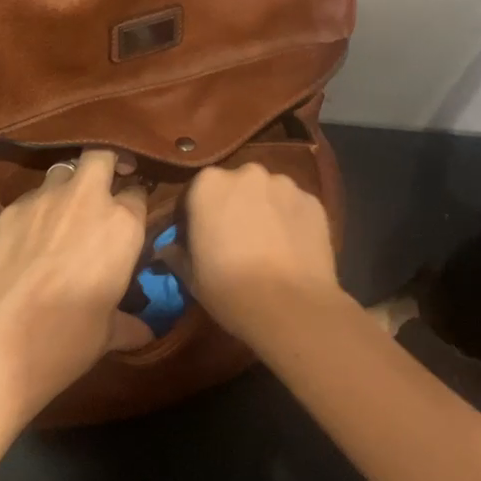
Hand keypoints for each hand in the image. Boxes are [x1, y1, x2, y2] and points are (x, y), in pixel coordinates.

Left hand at [0, 149, 153, 424]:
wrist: (1, 342)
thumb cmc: (68, 339)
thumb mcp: (109, 333)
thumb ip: (129, 321)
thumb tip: (145, 332)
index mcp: (123, 224)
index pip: (139, 192)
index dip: (136, 201)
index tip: (133, 213)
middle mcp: (87, 199)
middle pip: (102, 154)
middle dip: (107, 162)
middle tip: (107, 182)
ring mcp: (45, 198)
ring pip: (63, 170)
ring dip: (69, 183)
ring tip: (66, 209)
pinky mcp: (11, 208)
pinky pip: (31, 196)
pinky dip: (38, 207)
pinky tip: (31, 233)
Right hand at [183, 163, 342, 347]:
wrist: (291, 307)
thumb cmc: (230, 288)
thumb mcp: (191, 276)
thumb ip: (176, 254)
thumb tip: (166, 250)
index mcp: (208, 184)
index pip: (195, 192)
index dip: (195, 217)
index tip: (199, 239)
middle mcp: (246, 173)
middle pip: (234, 187)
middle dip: (233, 207)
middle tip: (235, 241)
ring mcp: (284, 185)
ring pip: (267, 193)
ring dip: (263, 209)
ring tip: (268, 244)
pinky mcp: (314, 201)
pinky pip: (294, 206)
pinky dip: (290, 220)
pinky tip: (291, 248)